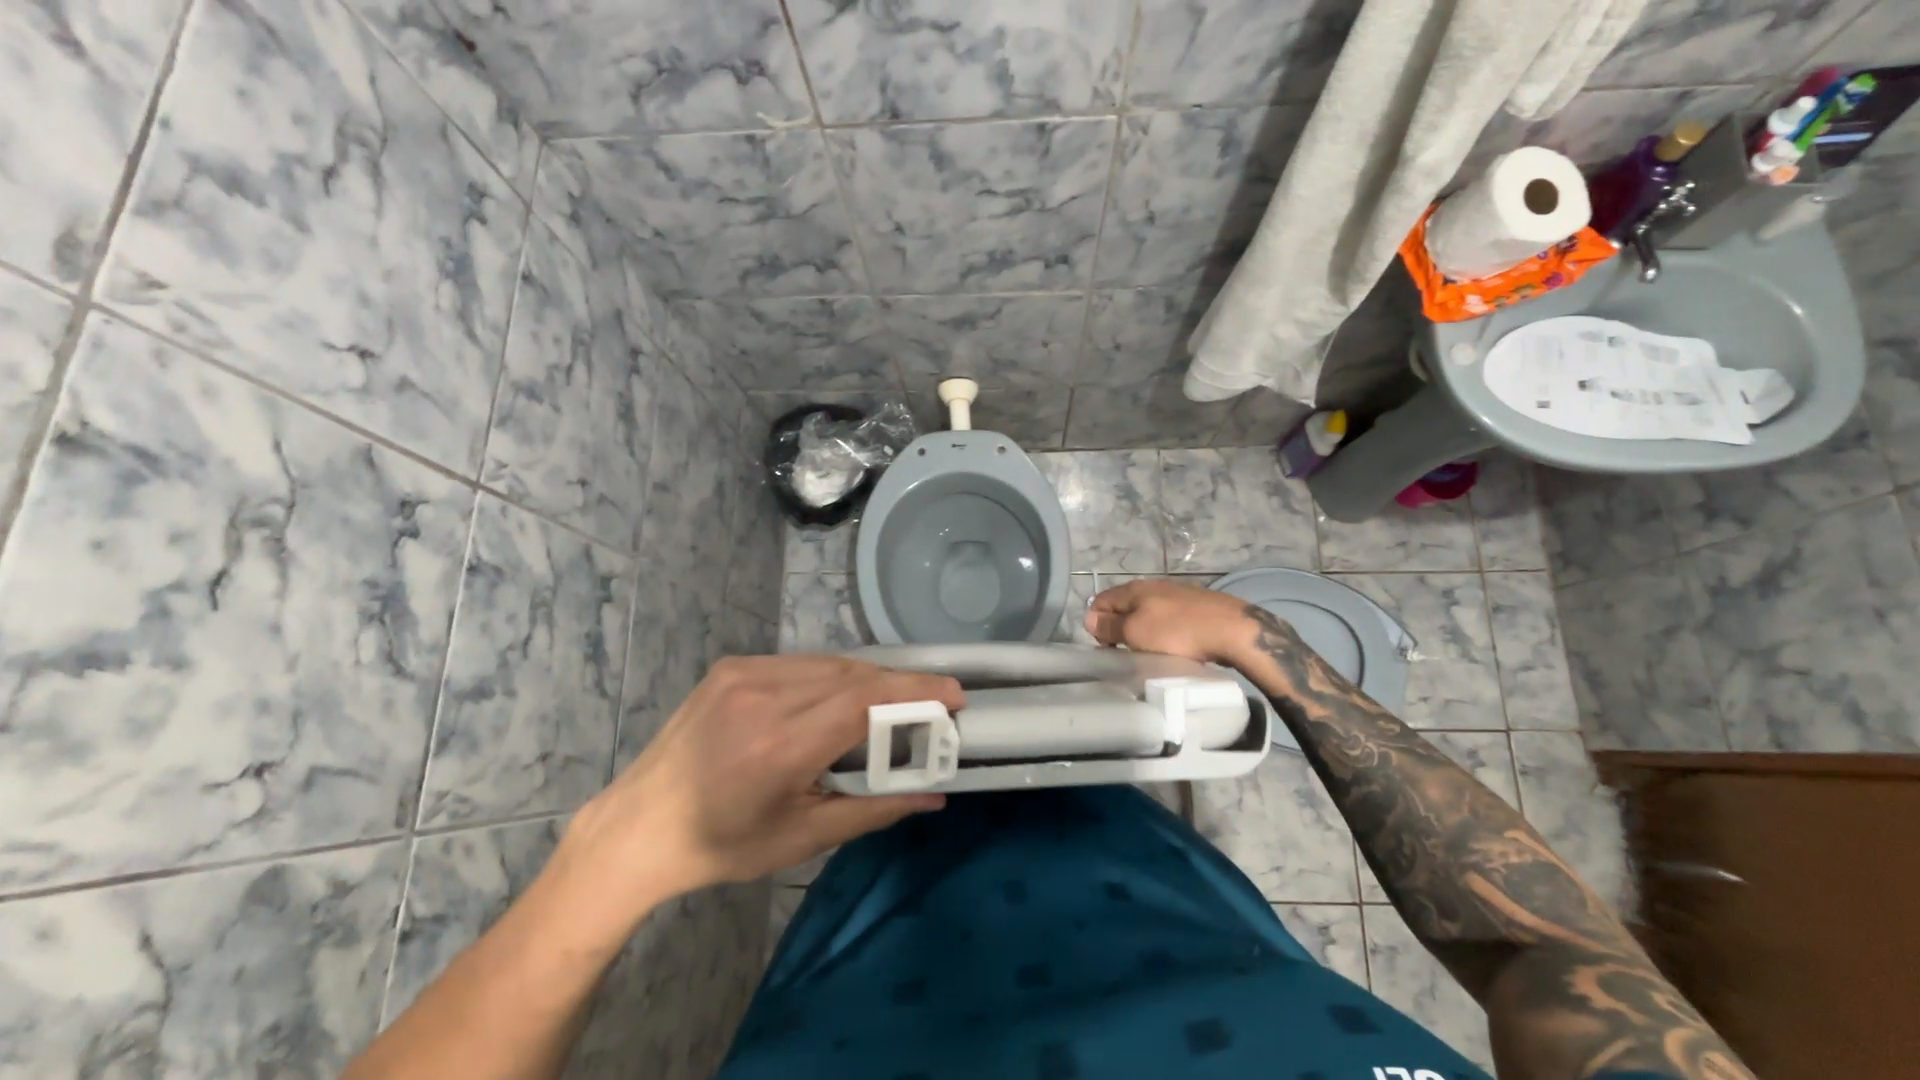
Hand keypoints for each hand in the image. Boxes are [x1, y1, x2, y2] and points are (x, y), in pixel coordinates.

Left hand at [558, 655, 963, 917]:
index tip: (956, 696)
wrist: (639, 827)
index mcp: (781, 744)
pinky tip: (845, 696)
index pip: (865, 700)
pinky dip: (833, 676)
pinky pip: (799, 664)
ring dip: (869, 678)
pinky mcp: (730, 668)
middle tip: (936, 701)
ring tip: (897, 700)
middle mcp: (763, 696)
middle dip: (902, 684)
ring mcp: (742, 675)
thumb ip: (874, 809)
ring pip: (828, 664)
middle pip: (854, 675)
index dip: (916, 691)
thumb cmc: (723, 845)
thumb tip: (935, 795)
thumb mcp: (802, 837)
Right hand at [1085, 579, 1262, 666]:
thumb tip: (1089, 618)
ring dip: (1143, 632)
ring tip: (1152, 652)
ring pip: (1147, 613)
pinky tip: (1175, 646)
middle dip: (1120, 629)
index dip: (1096, 625)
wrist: (1232, 630)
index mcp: (1132, 589)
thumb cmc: (1177, 633)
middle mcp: (1152, 585)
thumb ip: (1109, 626)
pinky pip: (1168, 619)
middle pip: (1123, 607)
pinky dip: (1165, 632)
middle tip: (1128, 653)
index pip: (1099, 601)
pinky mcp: (1195, 605)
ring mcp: (1175, 593)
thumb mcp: (1135, 632)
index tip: (1109, 648)